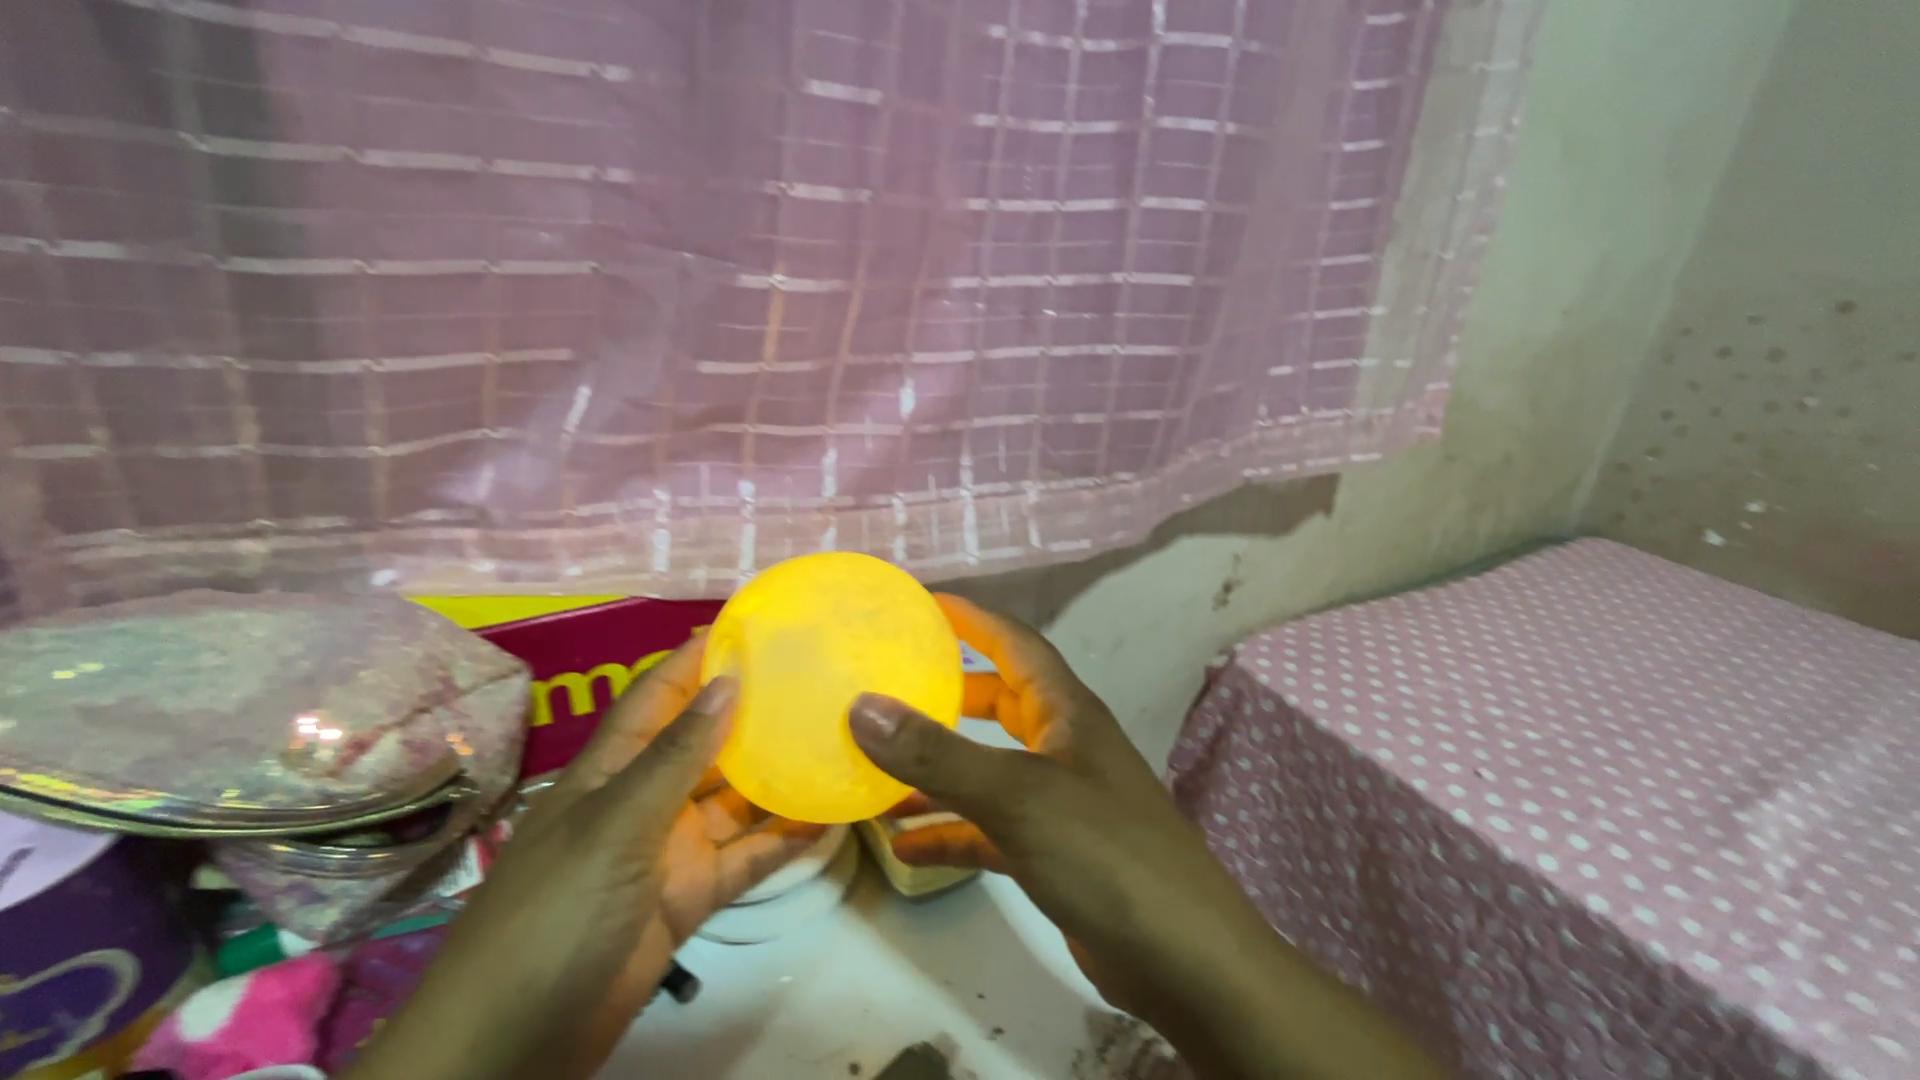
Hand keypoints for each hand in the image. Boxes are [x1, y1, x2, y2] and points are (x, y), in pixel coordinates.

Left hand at [348, 639, 823, 1079]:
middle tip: (816, 679)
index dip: (697, 657)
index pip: (658, 695)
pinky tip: (830, 819)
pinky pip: (747, 858)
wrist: (516, 1039)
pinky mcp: (691, 897)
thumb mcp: (616, 825)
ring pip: (734, 799)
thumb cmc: (555, 912)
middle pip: (705, 742)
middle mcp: (644, 799)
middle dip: (752, 711)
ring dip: (778, 775)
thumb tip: (729, 681)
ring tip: (836, 740)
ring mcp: (669, 850)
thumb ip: (676, 757)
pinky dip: (784, 841)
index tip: (752, 624)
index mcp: (612, 769)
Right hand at [848, 596, 1445, 1079]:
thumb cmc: (1107, 854)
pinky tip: (903, 846)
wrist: (1184, 959)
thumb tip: (862, 707)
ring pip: (985, 770)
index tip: (920, 603)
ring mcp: (1058, 803)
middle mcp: (1063, 747)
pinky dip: (948, 832)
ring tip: (874, 772)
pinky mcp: (1051, 853)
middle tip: (888, 689)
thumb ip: (939, 754)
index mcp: (1066, 712)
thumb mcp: (1018, 795)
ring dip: (935, 771)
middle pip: (998, 703)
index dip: (971, 618)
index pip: (1015, 643)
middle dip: (945, 694)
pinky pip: (987, 830)